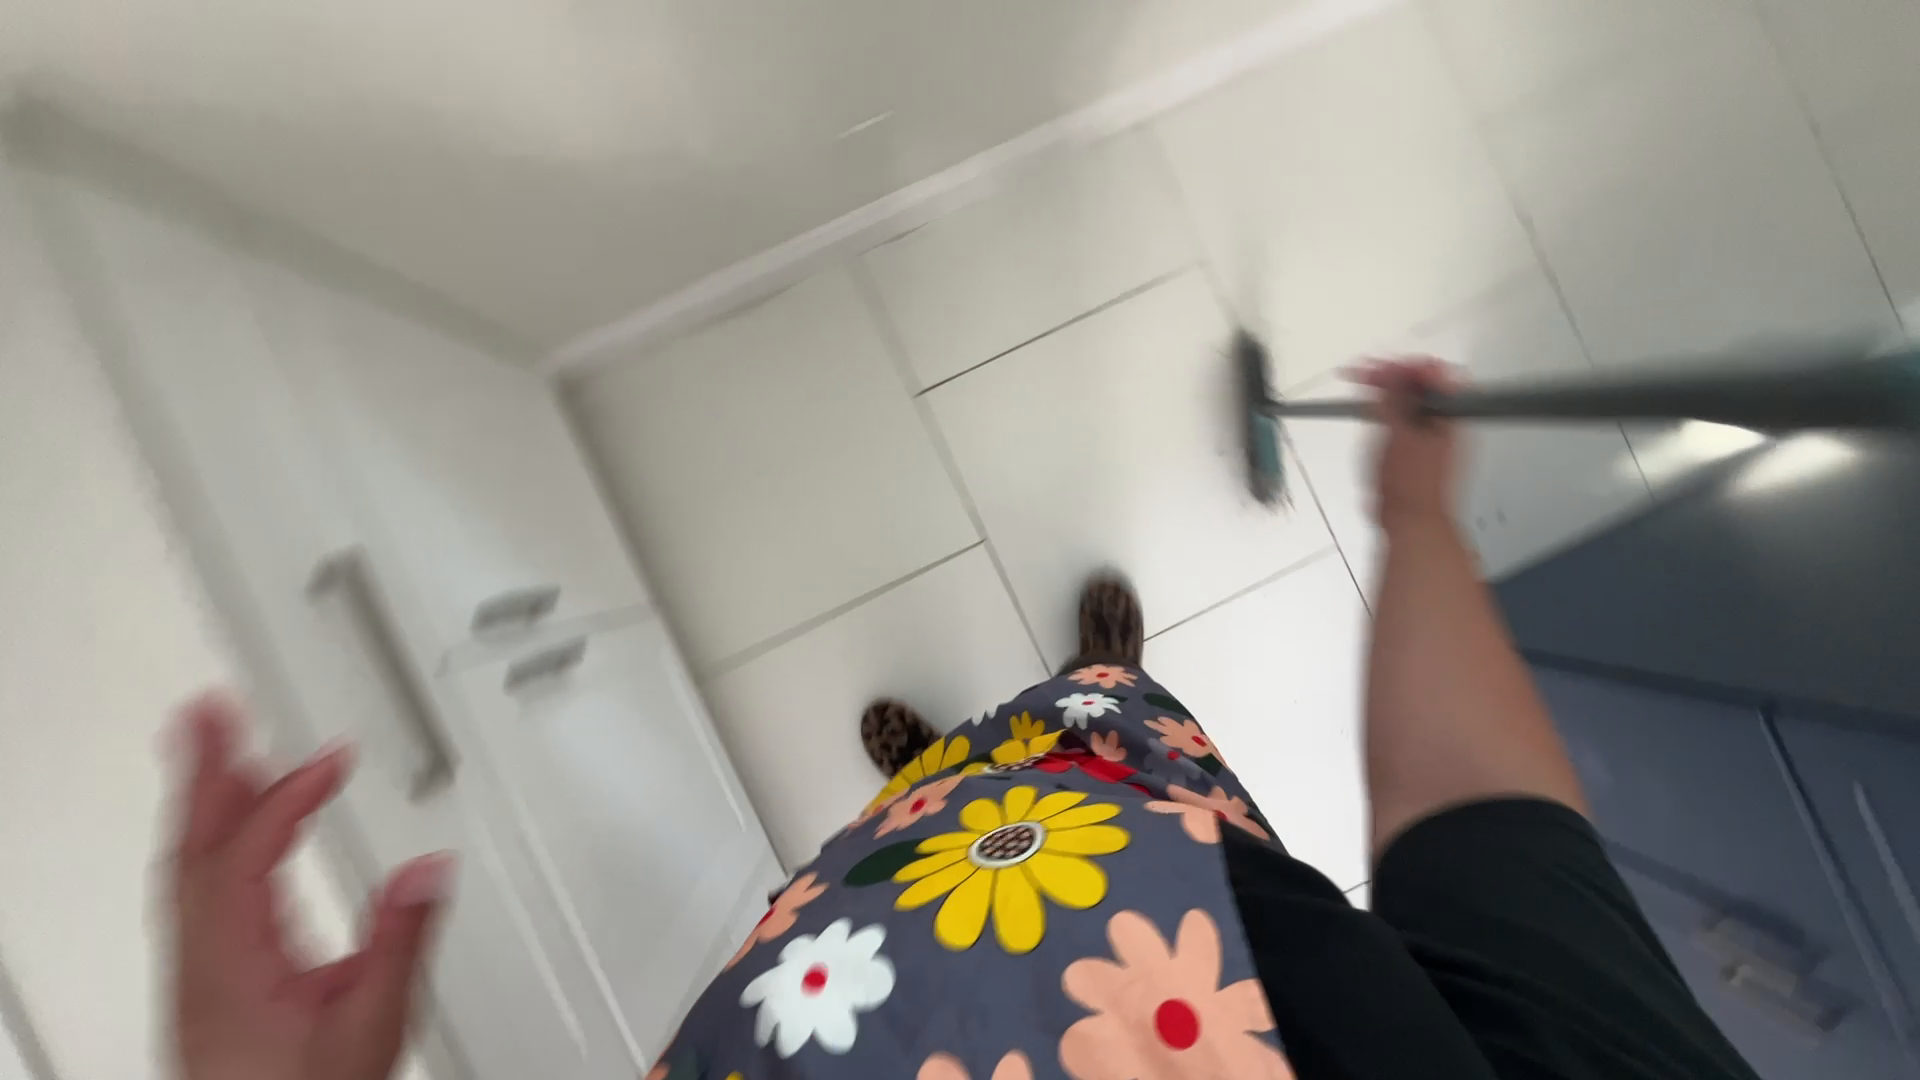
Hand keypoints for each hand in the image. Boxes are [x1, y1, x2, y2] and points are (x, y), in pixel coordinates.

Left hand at [168, 692, 452, 1079]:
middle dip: (203, 771)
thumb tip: (429, 866)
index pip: (243, 860)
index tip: (331, 757)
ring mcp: (200, 963)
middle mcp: (203, 959)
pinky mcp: (214, 965)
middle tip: (211, 708)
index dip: (284, 798)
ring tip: (222, 741)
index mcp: (233, 965)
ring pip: (187, 863)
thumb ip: (402, 940)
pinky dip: (216, 830)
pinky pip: (200, 881)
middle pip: (191, 850)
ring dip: (202, 794)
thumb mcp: (374, 1019)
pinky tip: (241, 813)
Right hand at [1347, 356, 1461, 528]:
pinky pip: (1403, 416)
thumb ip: (1397, 400)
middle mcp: (1447, 419)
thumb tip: (1395, 372)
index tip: (1373, 368)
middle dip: (1388, 374)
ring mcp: (1433, 432)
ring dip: (1384, 389)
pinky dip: (1385, 408)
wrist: (1409, 520)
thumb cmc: (1408, 483)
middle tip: (1357, 373)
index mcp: (1451, 413)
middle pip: (1420, 383)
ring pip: (1410, 399)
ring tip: (1359, 383)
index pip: (1432, 373)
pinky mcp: (1417, 446)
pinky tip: (1369, 408)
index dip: (1401, 366)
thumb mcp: (1398, 434)